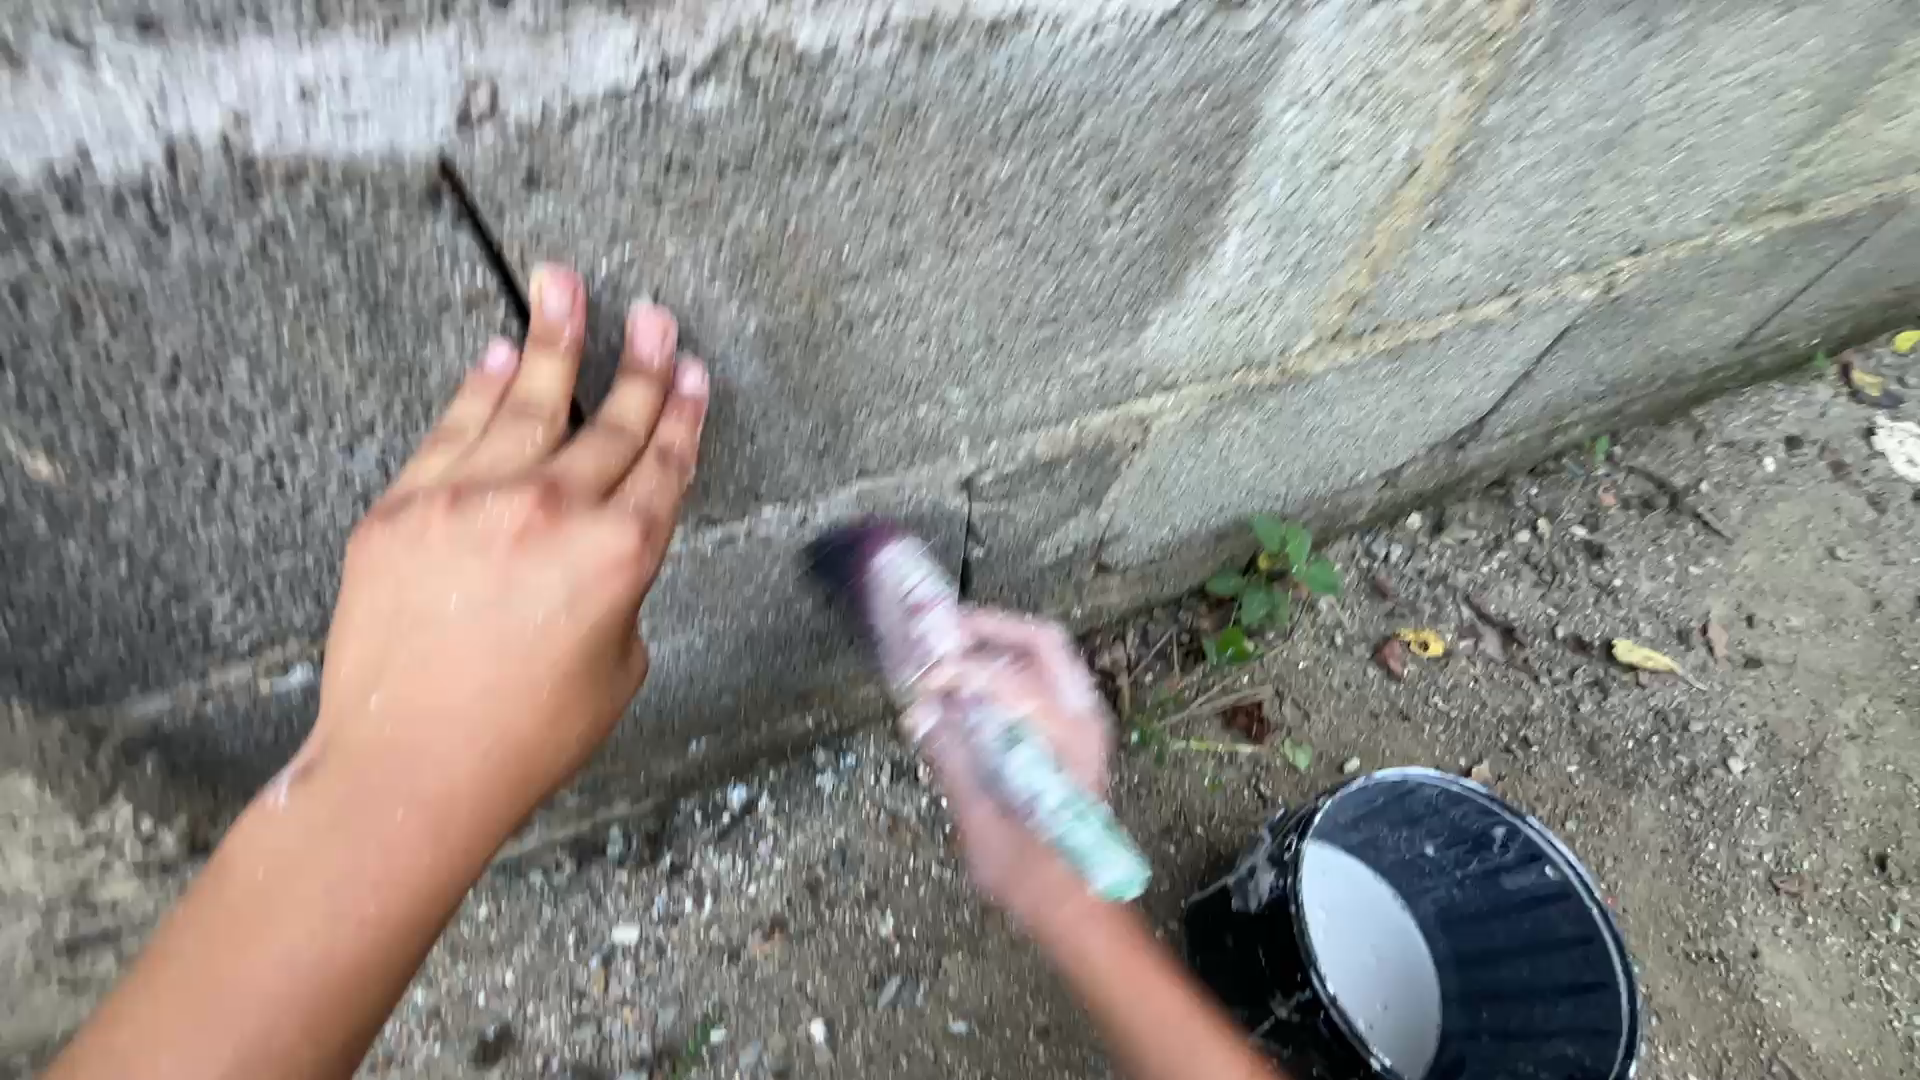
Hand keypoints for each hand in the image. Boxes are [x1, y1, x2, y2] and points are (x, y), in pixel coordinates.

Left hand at [299, 263, 707, 817]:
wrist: (413, 768)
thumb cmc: (534, 731)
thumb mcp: (621, 661)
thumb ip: (621, 588)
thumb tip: (597, 548)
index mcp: (623, 556)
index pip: (665, 463)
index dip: (683, 412)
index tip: (692, 372)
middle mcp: (557, 514)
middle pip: (613, 422)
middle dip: (640, 363)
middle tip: (653, 315)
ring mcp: (476, 503)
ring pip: (528, 404)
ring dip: (552, 340)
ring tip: (563, 283)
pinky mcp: (407, 510)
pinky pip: (453, 432)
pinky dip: (477, 389)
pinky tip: (496, 353)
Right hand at [914, 611, 1117, 932]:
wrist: (1077, 904)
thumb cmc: (1033, 876)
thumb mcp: (984, 824)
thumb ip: (953, 761)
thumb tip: (918, 711)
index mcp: (1070, 744)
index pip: (1015, 682)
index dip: (965, 670)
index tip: (926, 678)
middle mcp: (1085, 720)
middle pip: (1043, 644)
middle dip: (989, 628)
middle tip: (940, 629)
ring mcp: (1083, 721)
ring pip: (1044, 654)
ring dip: (996, 643)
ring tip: (947, 648)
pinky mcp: (1073, 729)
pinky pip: (1041, 676)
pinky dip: (1004, 666)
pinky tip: (968, 682)